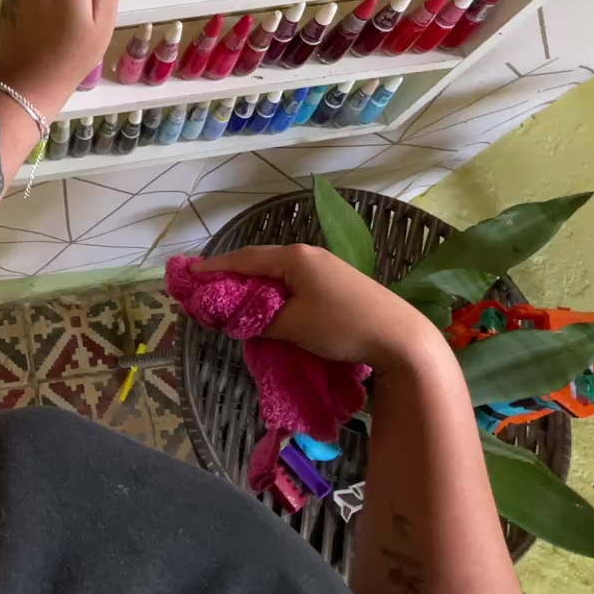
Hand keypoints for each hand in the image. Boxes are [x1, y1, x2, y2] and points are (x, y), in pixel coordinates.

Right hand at [193, 245, 445, 371]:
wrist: (402, 339)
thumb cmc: (342, 326)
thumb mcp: (292, 326)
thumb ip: (258, 320)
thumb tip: (235, 319)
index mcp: (293, 257)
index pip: (244, 258)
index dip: (215, 266)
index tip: (192, 273)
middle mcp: (307, 254)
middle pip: (259, 262)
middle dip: (233, 275)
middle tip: (209, 288)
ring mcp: (325, 267)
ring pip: (277, 273)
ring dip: (255, 285)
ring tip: (235, 298)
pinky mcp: (337, 283)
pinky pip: (293, 281)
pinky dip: (274, 290)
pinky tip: (269, 304)